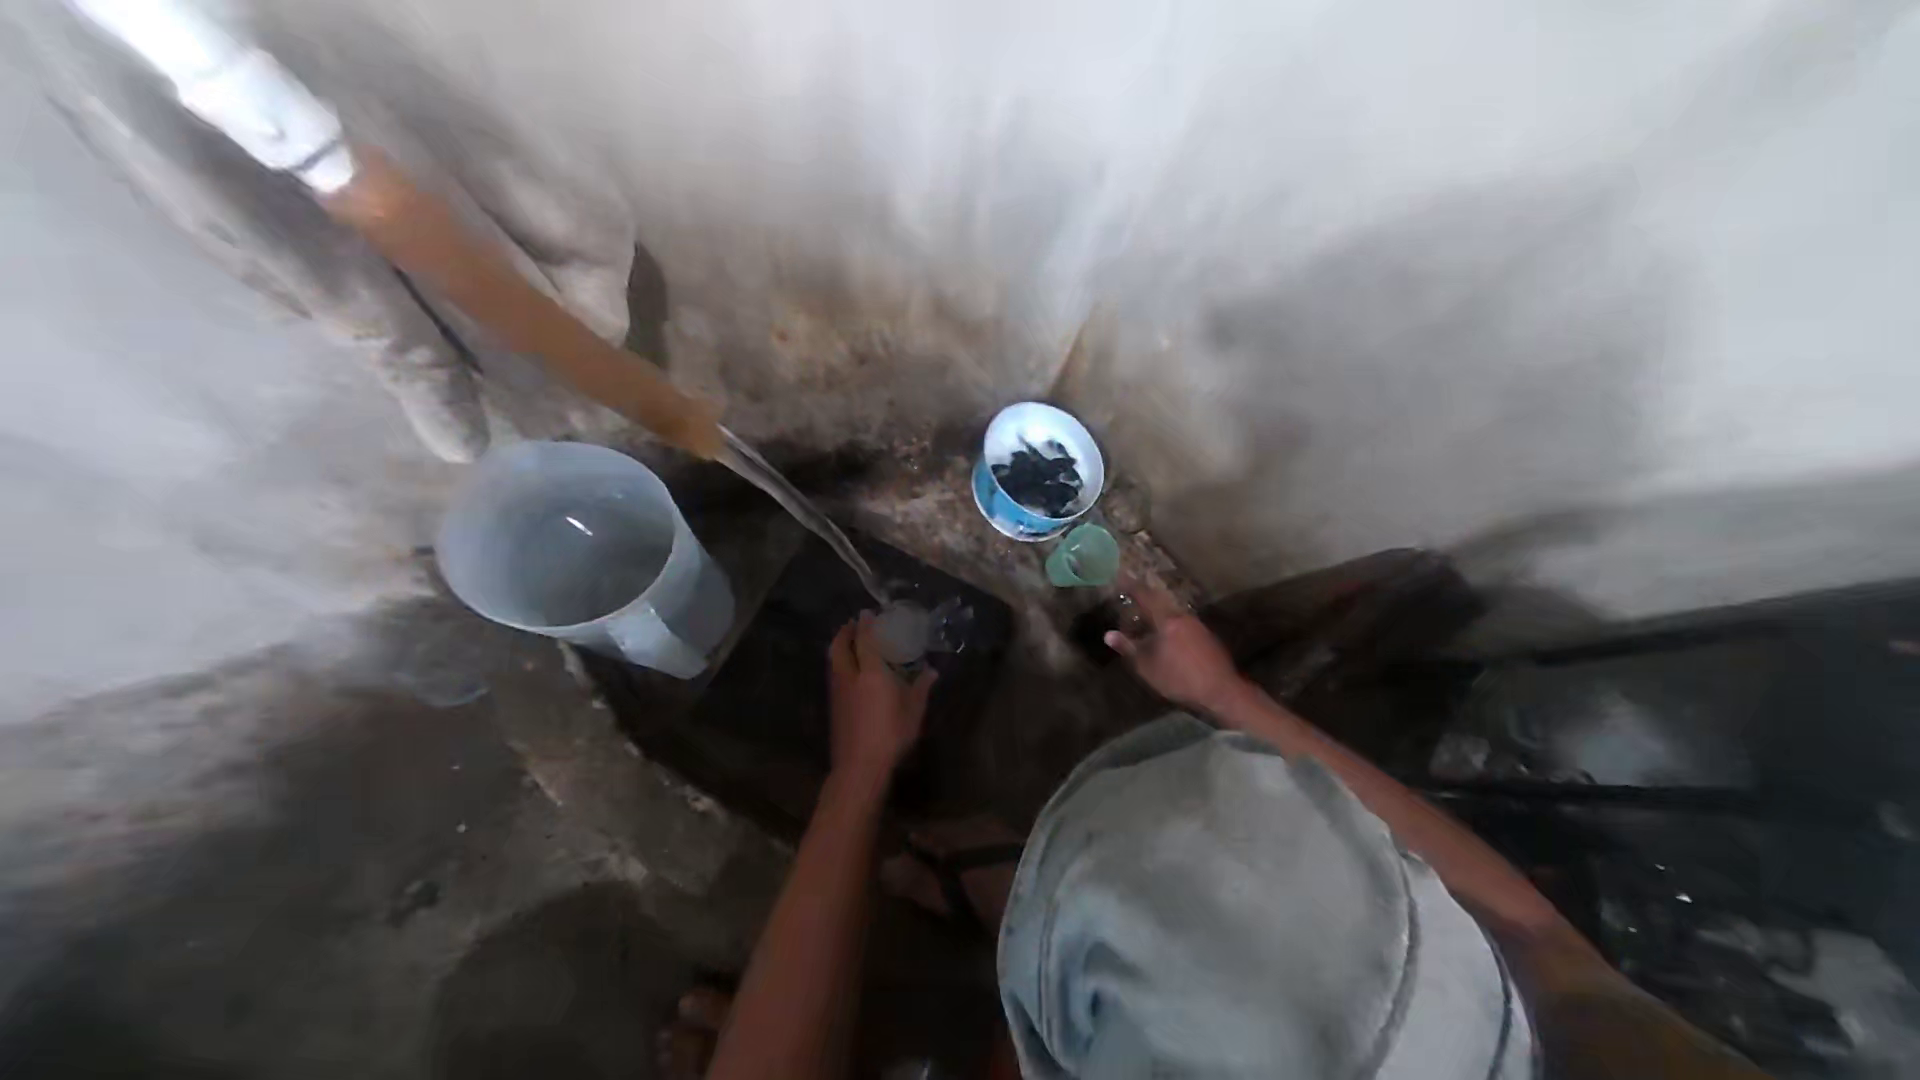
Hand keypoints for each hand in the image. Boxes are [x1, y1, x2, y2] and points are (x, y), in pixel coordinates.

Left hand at [828, 611, 936, 787]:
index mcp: (871, 672)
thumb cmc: (891, 736)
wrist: (859, 766)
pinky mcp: (833, 706)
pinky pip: (834, 674)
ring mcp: (838, 691)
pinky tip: (849, 669)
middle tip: (853, 624)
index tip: (867, 612)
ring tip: (849, 642)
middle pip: (840, 646)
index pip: (865, 640)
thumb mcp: (913, 712)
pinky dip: (839, 662)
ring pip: (833, 660)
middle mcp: (850, 676)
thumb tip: (931, 671)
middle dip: (845, 632)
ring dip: (839, 646)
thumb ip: (920, 688)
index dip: (865, 624)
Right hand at [1104, 582, 1245, 713]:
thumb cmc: (1179, 678)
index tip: (1120, 576)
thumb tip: (1108, 634)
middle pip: (1161, 604)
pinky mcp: (1208, 638)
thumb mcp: (1147, 667)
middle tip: (1132, 601)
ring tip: (1147, 623)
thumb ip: (1128, 648)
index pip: (1145, 597)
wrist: (1222, 692)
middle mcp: (1183, 617)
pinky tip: (1167, 640)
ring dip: (1159, 616)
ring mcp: (1198, 627)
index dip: (1131, 586)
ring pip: (1173, 615)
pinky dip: (1171, 627)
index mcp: (1167, 620)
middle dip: (1145, 602)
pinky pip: (1183, 626)